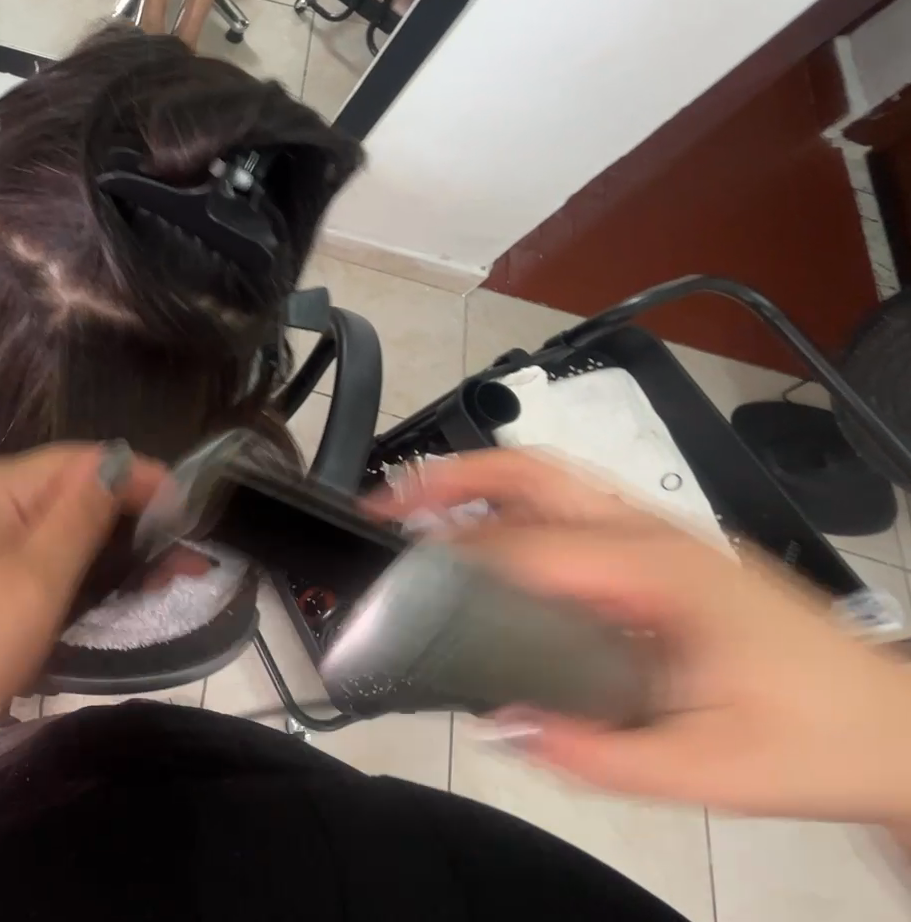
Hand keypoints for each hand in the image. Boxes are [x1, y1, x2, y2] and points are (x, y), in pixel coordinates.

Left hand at [0, 443, 159, 742]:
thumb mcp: (35, 579)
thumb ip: (82, 517)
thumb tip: (122, 463)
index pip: (83, 459)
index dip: (140, 478)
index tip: (192, 512)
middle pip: (66, 488)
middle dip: (127, 517)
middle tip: (182, 561)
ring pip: (48, 523)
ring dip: (100, 545)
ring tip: (151, 578)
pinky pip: (24, 550)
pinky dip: (64, 566)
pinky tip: (92, 590)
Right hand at [377, 449, 910, 824]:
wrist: (902, 730)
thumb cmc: (815, 742)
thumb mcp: (710, 771)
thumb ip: (599, 753)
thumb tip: (500, 723)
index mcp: (660, 572)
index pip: (526, 544)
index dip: (454, 559)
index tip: (401, 583)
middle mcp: (652, 531)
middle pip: (530, 471)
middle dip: (444, 479)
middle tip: (384, 509)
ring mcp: (656, 528)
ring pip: (543, 472)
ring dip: (468, 480)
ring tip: (411, 509)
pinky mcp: (654, 540)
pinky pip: (561, 497)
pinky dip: (501, 499)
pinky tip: (476, 533)